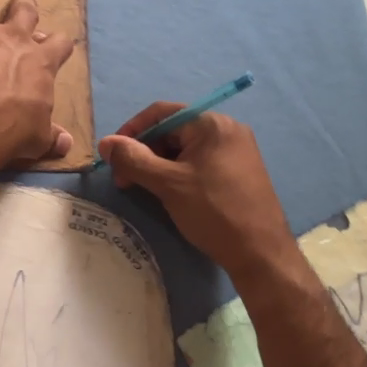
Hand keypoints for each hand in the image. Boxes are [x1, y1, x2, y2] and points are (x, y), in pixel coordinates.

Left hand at [0, 0, 76, 171]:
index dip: (59, 44)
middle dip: (25, 2)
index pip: (60, 44)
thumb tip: (66, 144)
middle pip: (24, 10)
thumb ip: (51, 136)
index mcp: (40, 62)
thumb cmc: (14, 129)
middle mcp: (13, 39)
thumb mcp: (39, 138)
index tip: (57, 45)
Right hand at [99, 105, 305, 282]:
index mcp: (212, 124)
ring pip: (184, 149)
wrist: (260, 253)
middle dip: (144, 151)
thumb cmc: (213, 212)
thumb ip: (133, 159)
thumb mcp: (167, 184)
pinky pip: (199, 162)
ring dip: (158, 164)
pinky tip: (167, 193)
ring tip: (143, 188)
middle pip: (172, 130)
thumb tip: (105, 142)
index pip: (162, 113)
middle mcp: (227, 130)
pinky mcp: (238, 172)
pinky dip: (177, 173)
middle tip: (125, 179)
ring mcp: (235, 151)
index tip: (112, 154)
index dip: (132, 130)